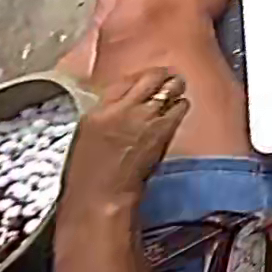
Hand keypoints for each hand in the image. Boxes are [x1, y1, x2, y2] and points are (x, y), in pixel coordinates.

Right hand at [61, 69, 187, 217]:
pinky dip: (181, 106)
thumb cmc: (90, 172)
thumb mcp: (89, 134)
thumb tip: (130, 98)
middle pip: (153, 76)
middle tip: (167, 81)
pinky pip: (181, 105)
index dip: (140, 79)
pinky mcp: (164, 128)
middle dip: (164, 76)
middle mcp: (122, 110)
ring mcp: (145, 117)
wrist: (100, 195)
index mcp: (97, 112)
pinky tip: (175, 113)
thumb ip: (109, 113)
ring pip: (172, 87)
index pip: (125, 80)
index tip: (145, 83)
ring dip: (176, 89)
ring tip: (174, 95)